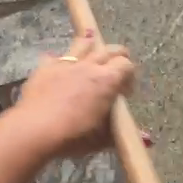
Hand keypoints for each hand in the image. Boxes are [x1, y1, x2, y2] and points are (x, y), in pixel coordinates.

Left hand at [12, 33, 134, 155]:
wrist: (35, 130)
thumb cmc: (73, 137)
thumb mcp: (100, 140)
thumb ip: (120, 134)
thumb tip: (146, 139)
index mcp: (107, 81)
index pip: (127, 65)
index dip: (129, 75)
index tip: (125, 91)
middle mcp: (89, 66)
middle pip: (110, 49)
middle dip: (117, 56)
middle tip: (115, 70)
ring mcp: (66, 63)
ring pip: (84, 43)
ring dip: (91, 45)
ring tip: (92, 54)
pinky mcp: (45, 67)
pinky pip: (55, 56)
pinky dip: (60, 60)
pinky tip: (59, 68)